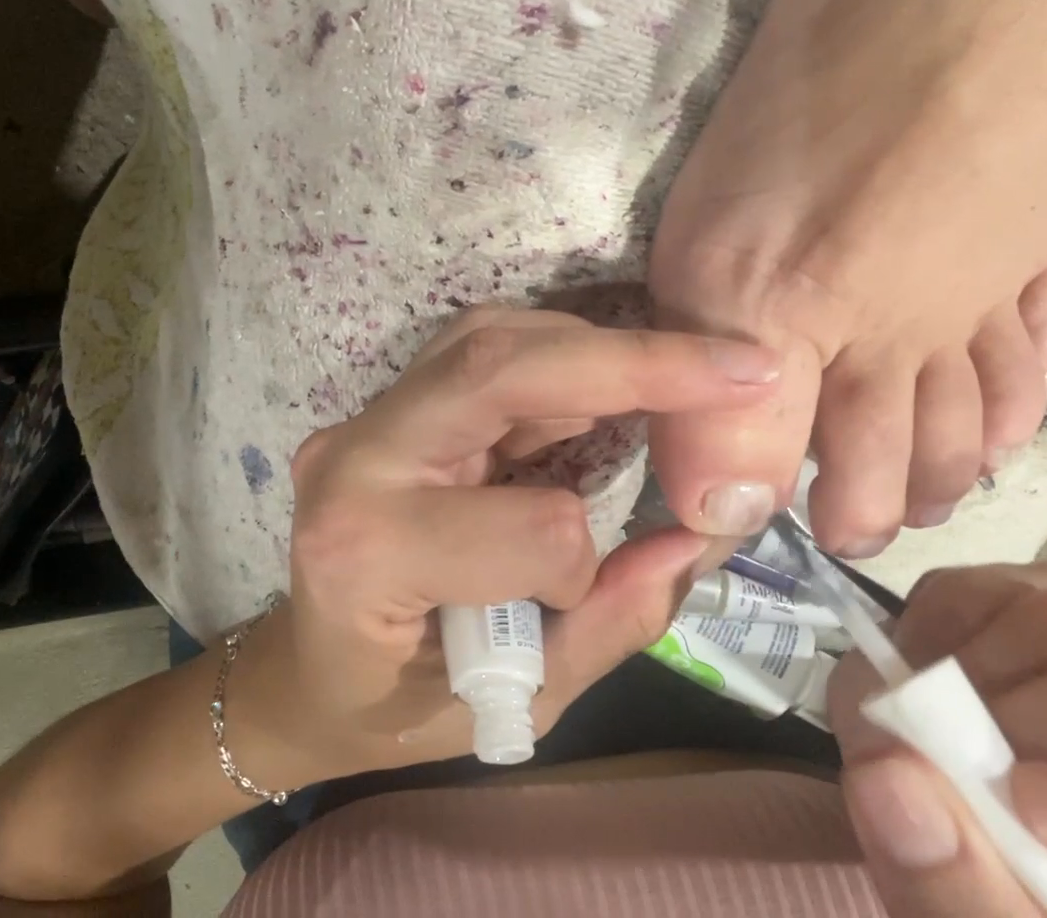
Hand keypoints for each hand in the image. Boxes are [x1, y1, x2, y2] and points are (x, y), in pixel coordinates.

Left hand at [231, 308, 782, 783]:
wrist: (304, 673)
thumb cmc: (394, 707)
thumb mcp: (508, 705)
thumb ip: (606, 626)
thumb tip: (692, 539)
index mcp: (372, 553)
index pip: (532, 524)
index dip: (583, 560)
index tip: (574, 593)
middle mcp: (356, 462)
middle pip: (498, 367)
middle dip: (635, 361)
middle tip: (742, 365)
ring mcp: (360, 423)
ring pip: (490, 338)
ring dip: (597, 349)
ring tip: (679, 375)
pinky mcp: (380, 408)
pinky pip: (477, 350)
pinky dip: (558, 356)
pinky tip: (608, 382)